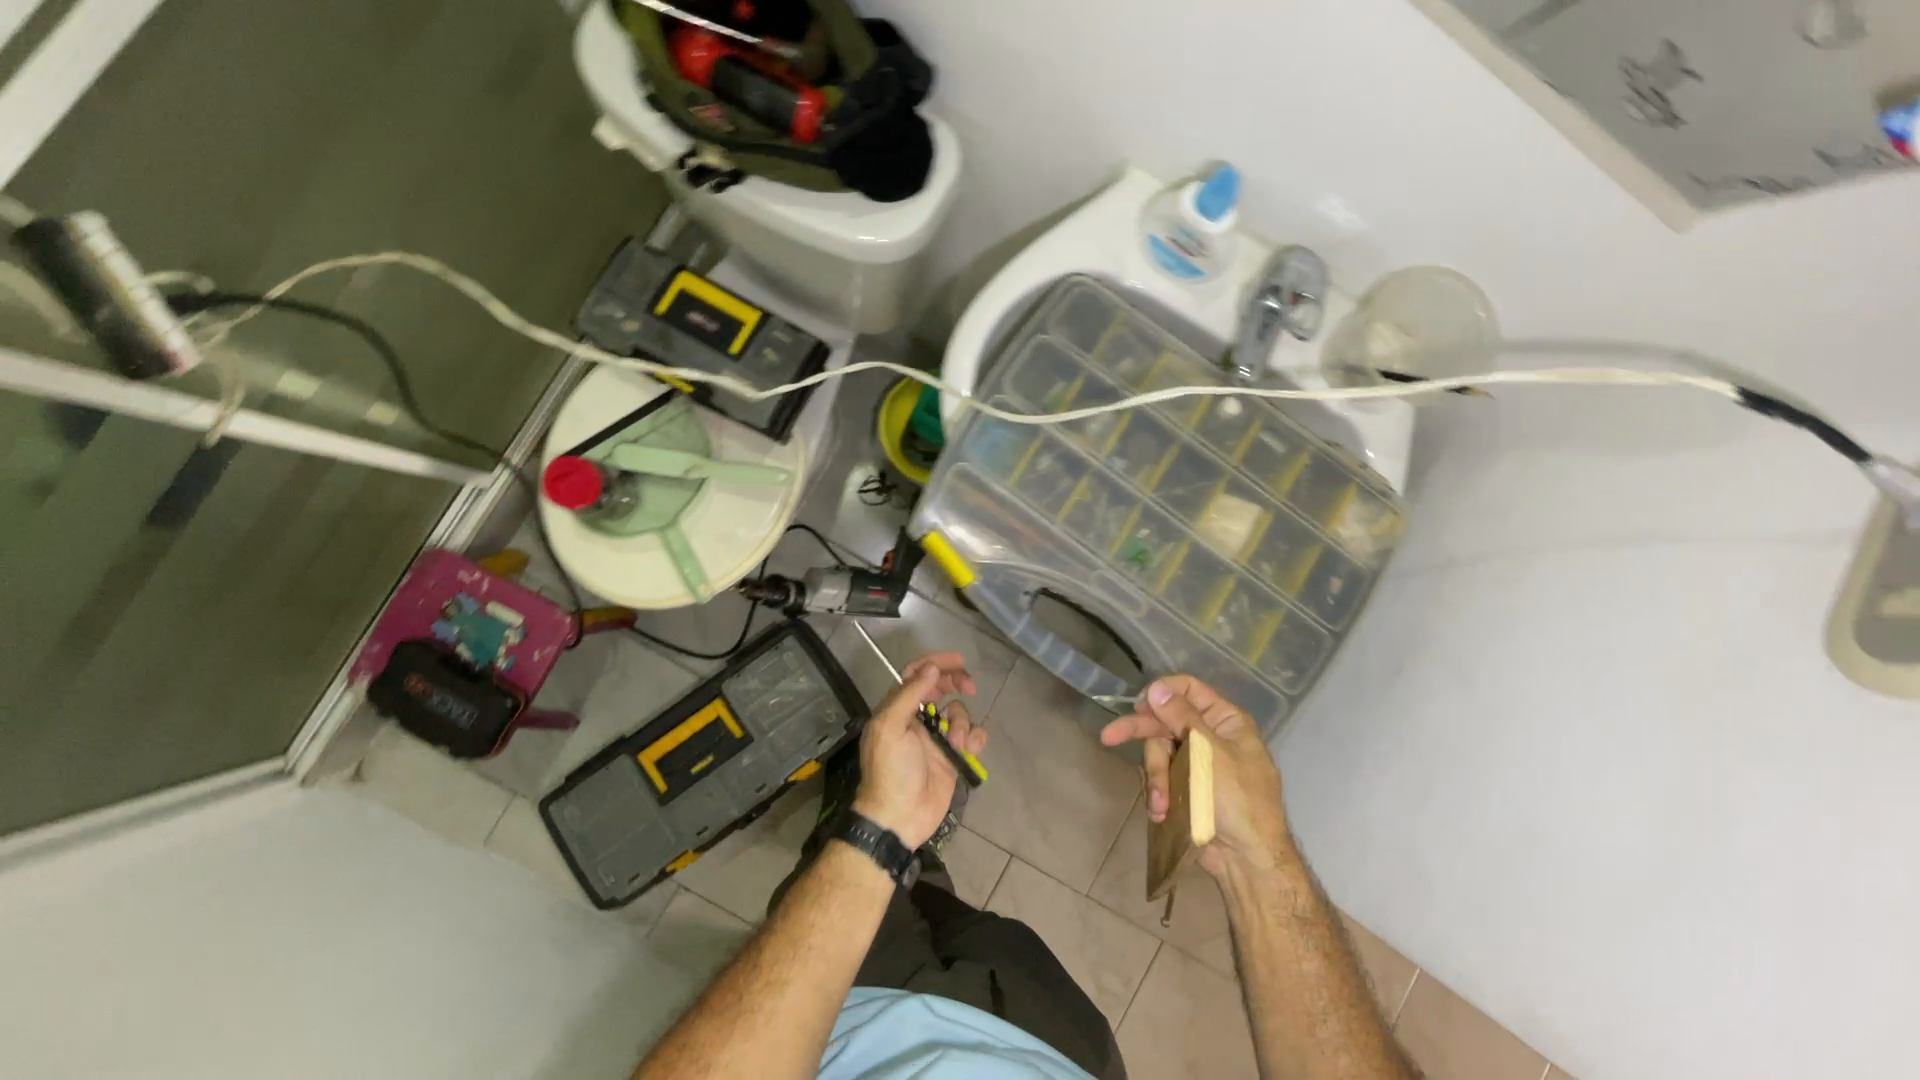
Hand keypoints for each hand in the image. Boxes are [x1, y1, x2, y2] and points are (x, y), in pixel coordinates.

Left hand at [851, 652, 988, 850]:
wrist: (899, 817)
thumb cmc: (890, 770)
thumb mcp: (890, 728)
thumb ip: (909, 695)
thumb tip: (930, 668)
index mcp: (897, 709)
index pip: (916, 675)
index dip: (935, 663)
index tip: (958, 661)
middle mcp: (917, 719)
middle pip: (940, 688)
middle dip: (956, 683)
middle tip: (970, 686)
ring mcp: (936, 738)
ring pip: (959, 713)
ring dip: (963, 723)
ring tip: (957, 744)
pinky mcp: (953, 757)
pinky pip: (972, 737)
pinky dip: (976, 739)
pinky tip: (969, 751)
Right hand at [1099, 676, 1291, 878]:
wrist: (1248, 859)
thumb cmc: (1239, 799)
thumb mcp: (1211, 753)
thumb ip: (1182, 718)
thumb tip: (1156, 688)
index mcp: (1225, 721)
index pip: (1189, 690)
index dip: (1163, 692)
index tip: (1140, 704)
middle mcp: (1209, 737)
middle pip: (1165, 722)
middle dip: (1141, 736)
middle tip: (1109, 737)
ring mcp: (1196, 763)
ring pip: (1159, 754)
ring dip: (1156, 779)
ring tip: (1160, 804)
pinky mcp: (1184, 788)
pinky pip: (1161, 778)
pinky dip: (1159, 794)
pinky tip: (1161, 812)